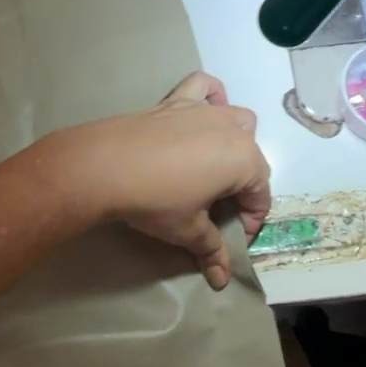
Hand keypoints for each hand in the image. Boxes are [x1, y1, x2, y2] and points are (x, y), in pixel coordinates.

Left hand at [49, 73, 270, 289]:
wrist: (105, 166)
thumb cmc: (155, 200)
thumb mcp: (187, 230)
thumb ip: (211, 250)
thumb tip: (222, 279)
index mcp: (244, 161)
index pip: (260, 196)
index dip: (250, 221)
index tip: (232, 238)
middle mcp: (231, 130)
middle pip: (252, 158)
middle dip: (244, 184)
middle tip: (220, 208)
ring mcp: (204, 110)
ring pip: (236, 119)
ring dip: (236, 141)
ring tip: (215, 165)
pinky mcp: (177, 100)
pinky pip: (204, 86)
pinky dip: (211, 93)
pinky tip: (206, 108)